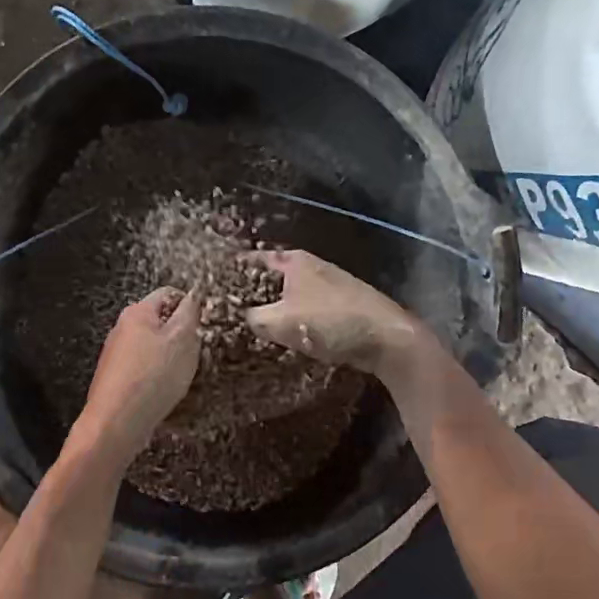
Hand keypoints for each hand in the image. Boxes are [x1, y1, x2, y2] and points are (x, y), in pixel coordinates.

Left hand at [76, 287, 202, 457]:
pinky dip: (158, 378)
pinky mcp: (117, 379)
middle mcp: (122, 329)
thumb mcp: (183, 338)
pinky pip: (144, 371)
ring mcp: (117, 355)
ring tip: (183, 377)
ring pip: (153, 349)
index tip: (204, 323)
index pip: (168, 293)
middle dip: (182, 336)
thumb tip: (195, 295)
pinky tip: (165, 392)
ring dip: (171, 360)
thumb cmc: (151, 377)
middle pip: (160, 323)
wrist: (116, 422)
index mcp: (137, 312)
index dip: (191, 305)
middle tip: (197, 353)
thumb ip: (191, 312)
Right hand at [243, 250, 428, 376]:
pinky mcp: (338, 307)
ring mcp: (326, 286)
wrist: (387, 338)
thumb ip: (253, 317)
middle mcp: (310, 267)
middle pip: (269, 277)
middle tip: (226, 313)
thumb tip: (240, 317)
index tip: (211, 288)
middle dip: (249, 293)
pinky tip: (282, 337)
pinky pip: (304, 310)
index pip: (252, 259)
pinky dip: (291, 319)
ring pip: (287, 295)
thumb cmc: (331, 322)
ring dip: (271, 309)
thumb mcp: (280, 321)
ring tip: (249, 327)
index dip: (231, 272)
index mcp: (293, 261)